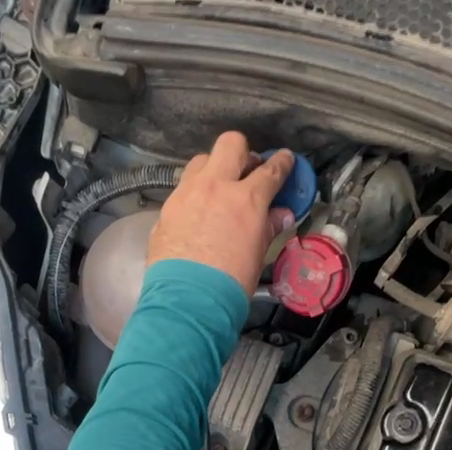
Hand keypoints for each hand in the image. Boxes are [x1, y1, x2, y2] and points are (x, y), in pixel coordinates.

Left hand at [147, 132, 295, 296]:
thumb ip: (267, 228)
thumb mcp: (257, 256)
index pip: (270, 171)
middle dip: (243, 153)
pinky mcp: (167, 208)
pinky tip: (197, 212)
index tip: (285, 161)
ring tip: (218, 188)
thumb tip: (280, 215)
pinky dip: (194, 193)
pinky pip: (183, 188)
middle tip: (248, 171)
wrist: (188, 303)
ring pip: (202, 161)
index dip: (281, 163)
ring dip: (214, 169)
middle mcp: (215, 187)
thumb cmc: (229, 285)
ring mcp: (187, 194)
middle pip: (231, 145)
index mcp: (246, 199)